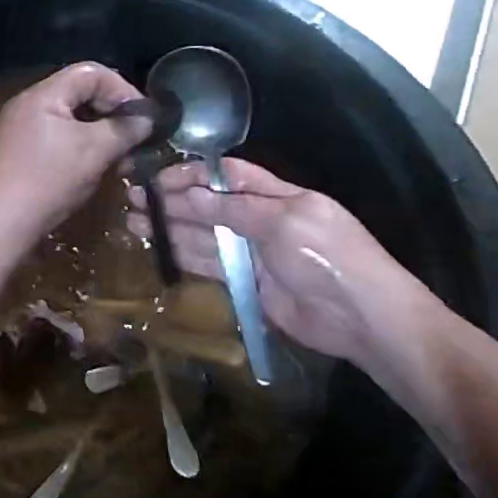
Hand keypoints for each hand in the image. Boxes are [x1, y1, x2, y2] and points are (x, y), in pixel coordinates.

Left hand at [0, 62, 151, 254]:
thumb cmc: (46, 180)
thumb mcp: (94, 151)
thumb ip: (124, 129)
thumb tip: (147, 117)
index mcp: (42, 95)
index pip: (90, 72)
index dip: (122, 89)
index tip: (144, 119)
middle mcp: (27, 104)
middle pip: (79, 92)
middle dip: (111, 112)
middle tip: (134, 140)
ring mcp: (20, 128)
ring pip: (70, 117)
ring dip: (98, 133)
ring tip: (118, 158)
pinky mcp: (18, 150)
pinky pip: (56, 136)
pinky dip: (79, 146)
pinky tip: (93, 169)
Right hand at [129, 158, 431, 364]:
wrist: (366, 323)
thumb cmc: (331, 260)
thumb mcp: (286, 224)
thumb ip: (234, 208)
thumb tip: (188, 194)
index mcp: (281, 198)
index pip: (229, 175)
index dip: (194, 174)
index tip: (159, 178)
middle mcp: (263, 220)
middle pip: (209, 203)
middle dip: (171, 199)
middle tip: (133, 199)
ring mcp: (253, 252)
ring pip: (201, 233)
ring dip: (167, 226)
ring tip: (131, 222)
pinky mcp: (246, 281)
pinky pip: (207, 262)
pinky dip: (180, 253)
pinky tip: (155, 246)